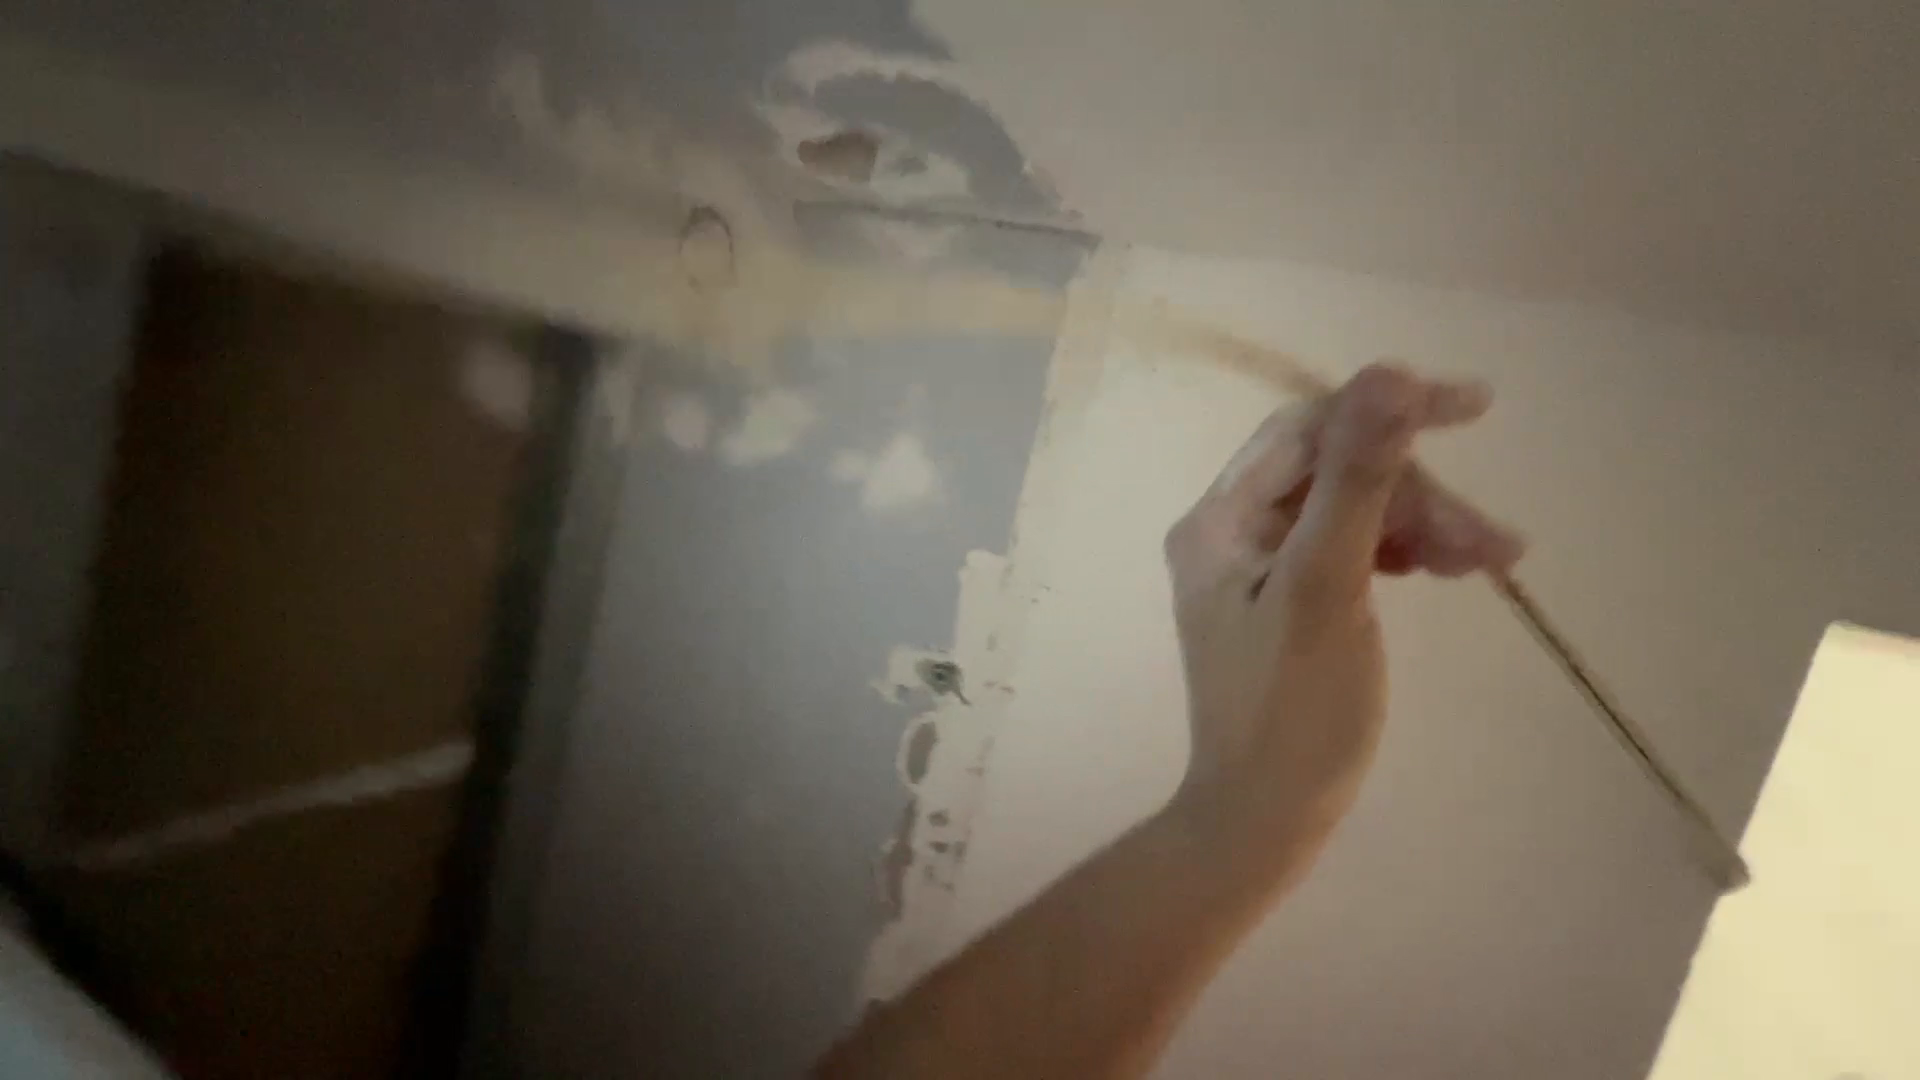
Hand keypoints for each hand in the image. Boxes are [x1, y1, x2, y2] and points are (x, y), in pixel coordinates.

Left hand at [1162, 363, 1523, 860]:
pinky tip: (1444, 570)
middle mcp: (1226, 531)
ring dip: (1419, 522)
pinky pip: (1347, 547)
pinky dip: (1398, 550)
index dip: (1386, 409)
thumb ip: (1356, 480)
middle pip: (1330, 471)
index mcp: (1217, 520)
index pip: (1303, 430)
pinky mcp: (1285, 596)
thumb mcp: (1328, 585)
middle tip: (1493, 546)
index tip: (1477, 406)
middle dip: (1415, 493)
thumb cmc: (1294, 710)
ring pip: (1348, 509)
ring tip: (1488, 564)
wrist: (1265, 811)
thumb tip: (1387, 373)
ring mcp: (1254, 565)